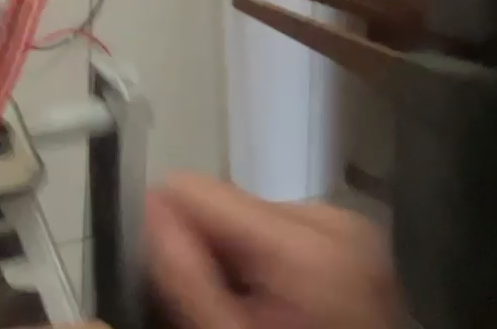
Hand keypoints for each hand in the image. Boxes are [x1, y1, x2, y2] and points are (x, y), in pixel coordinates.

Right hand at [145, 173, 395, 328]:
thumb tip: (145, 203)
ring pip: (244, 211)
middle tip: (223, 307)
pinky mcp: (351, 237)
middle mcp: (331, 217)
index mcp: (304, 242)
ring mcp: (347, 226)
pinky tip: (280, 302)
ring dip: (237, 254)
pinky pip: (275, 225)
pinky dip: (265, 259)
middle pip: (220, 200)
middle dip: (210, 247)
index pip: (191, 188)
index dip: (171, 229)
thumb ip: (184, 274)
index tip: (180, 280)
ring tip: (256, 309)